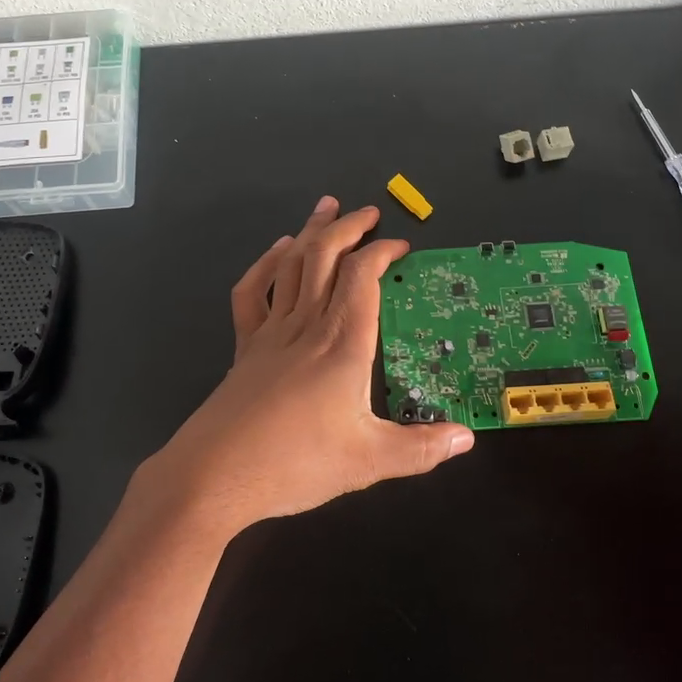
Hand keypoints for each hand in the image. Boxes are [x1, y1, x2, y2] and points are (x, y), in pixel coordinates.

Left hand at [136, 196, 474, 536]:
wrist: (216, 473)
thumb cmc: (296, 464)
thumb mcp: (369, 462)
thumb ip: (421, 449)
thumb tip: (465, 439)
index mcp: (343, 344)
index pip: (363, 277)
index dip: (382, 252)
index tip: (401, 246)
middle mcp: (307, 326)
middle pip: (324, 257)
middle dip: (348, 227)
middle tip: (368, 212)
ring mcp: (270, 333)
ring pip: (291, 265)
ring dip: (310, 232)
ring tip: (326, 207)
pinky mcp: (245, 347)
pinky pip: (252, 292)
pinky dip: (265, 264)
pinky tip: (277, 252)